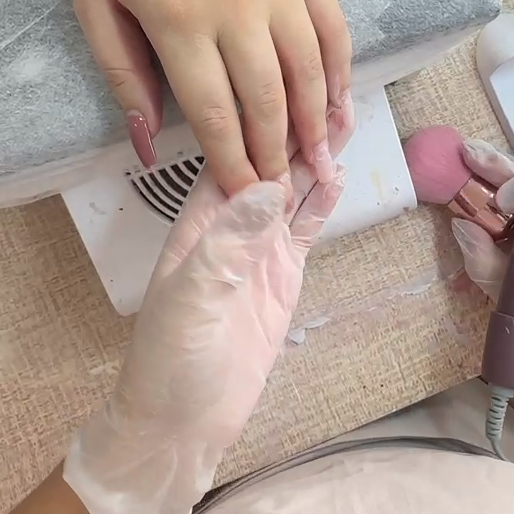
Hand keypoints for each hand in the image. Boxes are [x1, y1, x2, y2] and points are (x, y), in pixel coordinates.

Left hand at [64, 118, 349, 513]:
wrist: (182, 425)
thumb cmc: (170, 361)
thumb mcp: (192, 298)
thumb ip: (229, 242)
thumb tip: (271, 185)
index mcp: (200, 222)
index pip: (232, 155)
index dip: (262, 121)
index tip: (294, 88)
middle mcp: (232, 225)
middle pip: (268, 166)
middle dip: (296, 131)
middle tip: (334, 92)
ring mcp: (260, 250)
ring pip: (292, 192)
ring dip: (314, 159)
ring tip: (343, 119)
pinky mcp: (283, 276)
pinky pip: (304, 230)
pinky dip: (321, 204)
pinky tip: (337, 177)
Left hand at [74, 0, 351, 192]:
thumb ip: (120, 70)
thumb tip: (144, 139)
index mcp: (177, 20)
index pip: (214, 112)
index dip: (232, 163)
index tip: (243, 196)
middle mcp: (235, 8)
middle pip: (267, 101)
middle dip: (275, 156)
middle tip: (281, 191)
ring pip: (308, 73)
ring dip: (315, 127)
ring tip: (317, 164)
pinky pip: (333, 31)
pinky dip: (340, 75)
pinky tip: (340, 106)